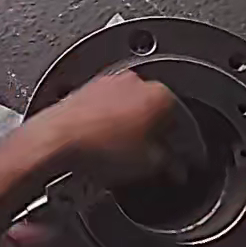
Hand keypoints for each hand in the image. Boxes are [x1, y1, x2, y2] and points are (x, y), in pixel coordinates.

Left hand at [21, 70, 181, 187]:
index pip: (186, 123)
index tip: (192, 161)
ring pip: (134, 108)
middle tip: (167, 161)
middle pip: (160, 112)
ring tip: (136, 155)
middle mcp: (135, 82)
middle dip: (164, 136)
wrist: (54, 141)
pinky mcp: (88, 89)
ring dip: (139, 129)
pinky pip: (112, 107)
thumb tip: (173, 163)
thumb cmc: (94, 148)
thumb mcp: (147, 164)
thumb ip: (170, 161)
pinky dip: (117, 124)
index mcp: (159, 94)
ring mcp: (109, 83)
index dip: (191, 148)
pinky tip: (112, 143)